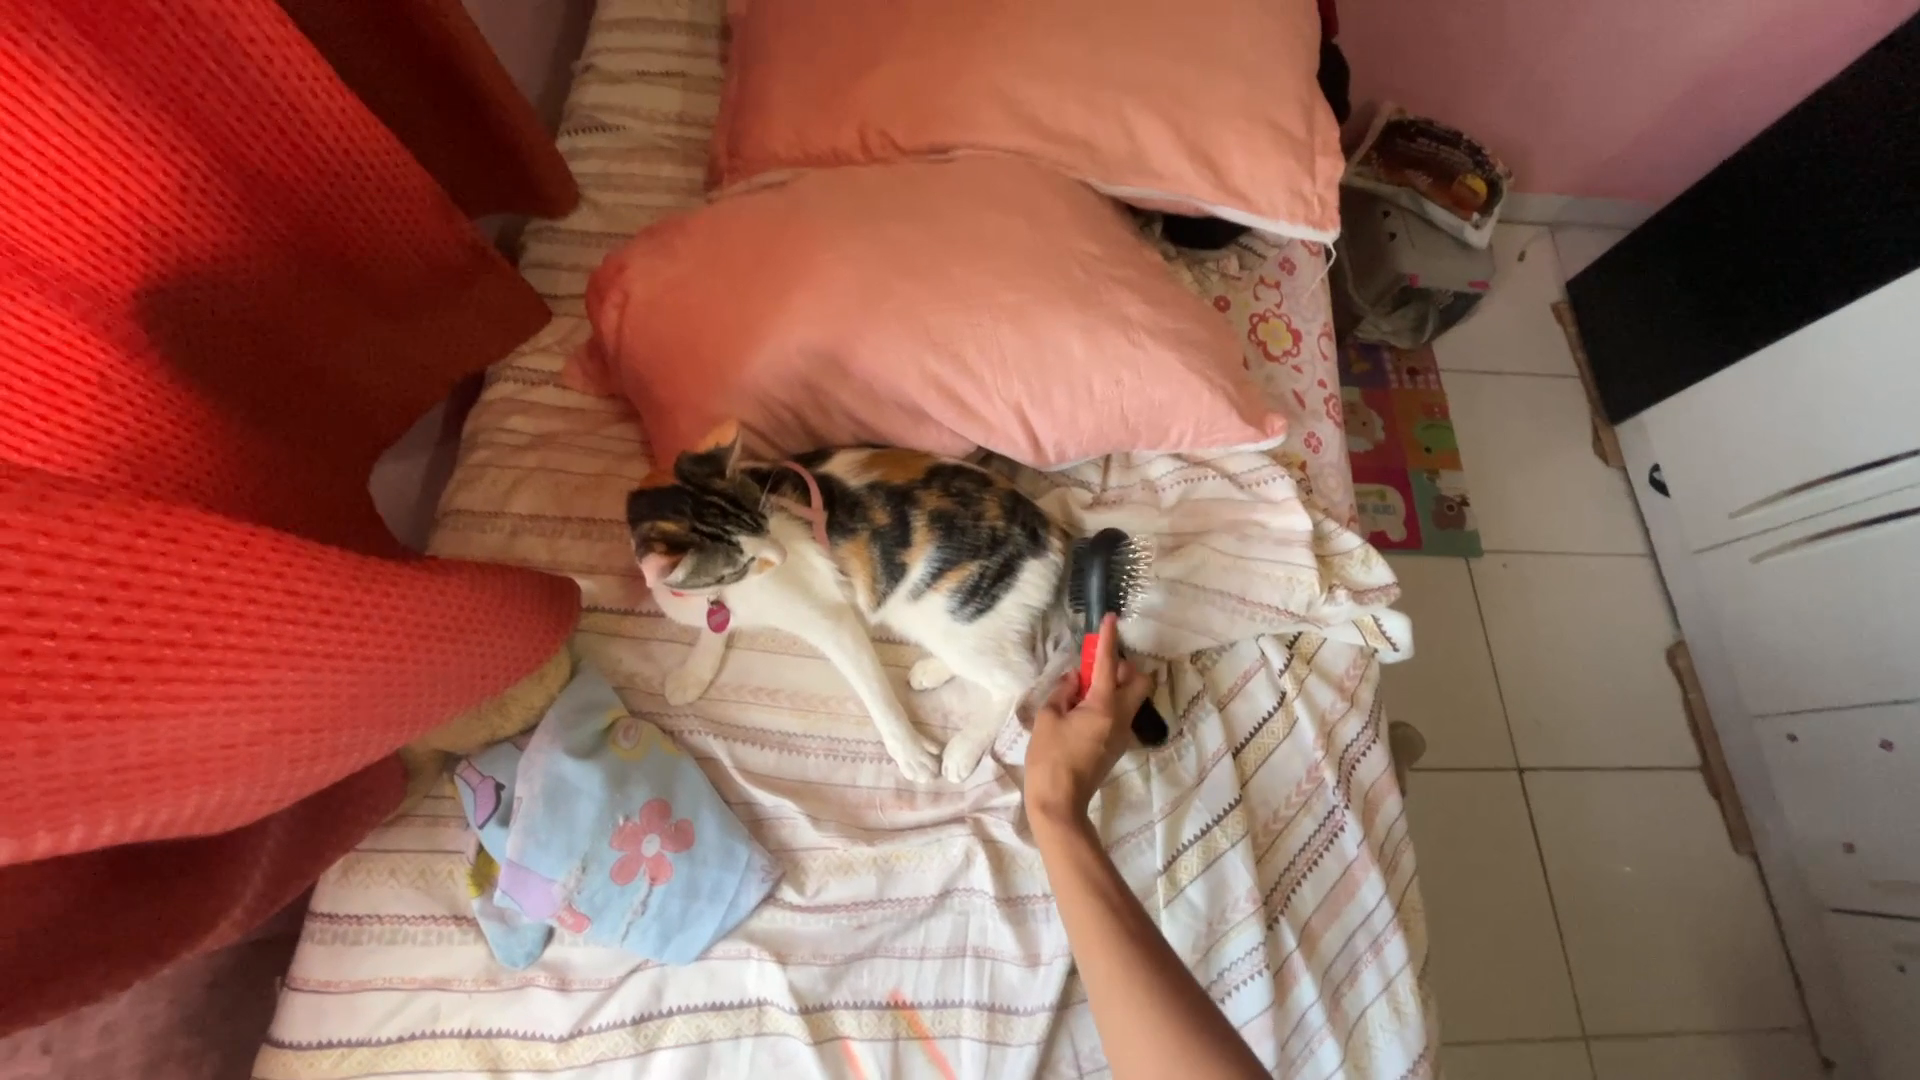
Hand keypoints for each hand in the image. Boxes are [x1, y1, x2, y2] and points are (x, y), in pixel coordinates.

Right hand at [1025, 615, 1154, 827]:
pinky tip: (1081, 710)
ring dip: (1114, 685)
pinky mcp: (1116, 746)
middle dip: (1124, 666)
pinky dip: (1107, 702)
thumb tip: (1075, 678)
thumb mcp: (1048, 718)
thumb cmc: (1049, 758)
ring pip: (1131, 698)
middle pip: (1140, 681)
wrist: (1059, 802)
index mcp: (1103, 706)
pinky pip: (1119, 713)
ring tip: (1082, 690)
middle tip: (1097, 666)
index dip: (1108, 638)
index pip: (1108, 664)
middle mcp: (1121, 718)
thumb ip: (1064, 692)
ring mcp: (1122, 734)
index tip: (1111, 618)